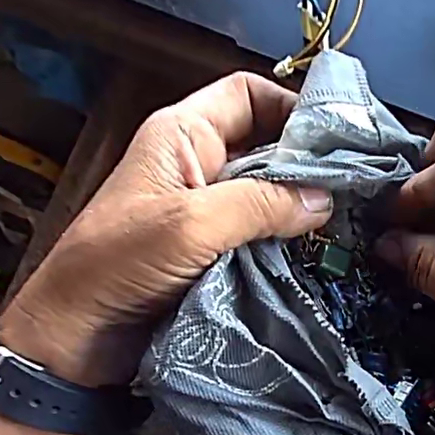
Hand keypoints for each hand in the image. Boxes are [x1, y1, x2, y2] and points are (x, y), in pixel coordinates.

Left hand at [1, 73, 333, 386]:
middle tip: (358, 187)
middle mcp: (202, 168)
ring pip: (273, 196)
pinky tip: (321, 254)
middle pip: (269, 147)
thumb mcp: (190, 224)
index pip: (249, 95)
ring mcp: (211, 214)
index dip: (293, 106)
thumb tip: (325, 199)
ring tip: (349, 223)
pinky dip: (292, 244)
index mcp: (183, 136)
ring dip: (305, 209)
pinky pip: (266, 238)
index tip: (340, 137)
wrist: (76, 339)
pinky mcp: (219, 255)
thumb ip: (260, 204)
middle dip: (311, 163)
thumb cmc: (116, 266)